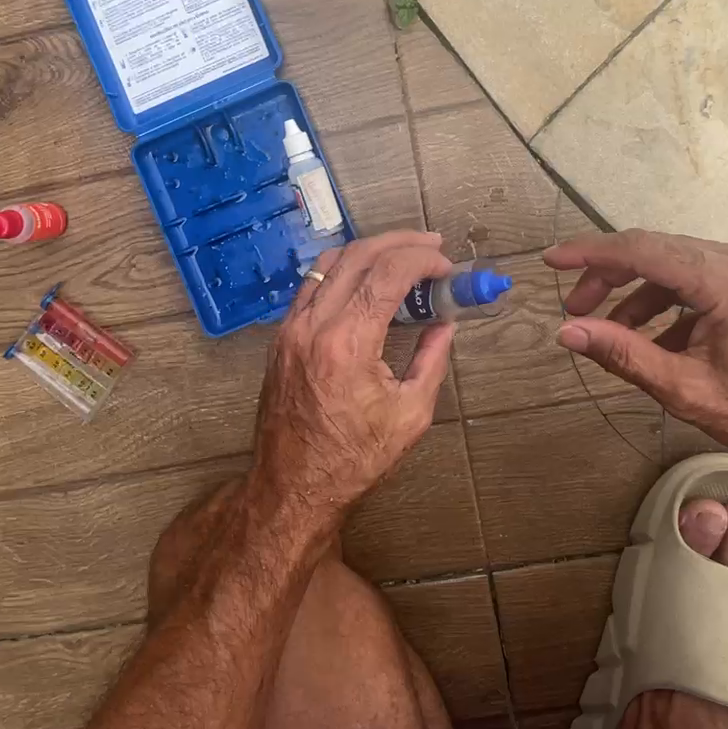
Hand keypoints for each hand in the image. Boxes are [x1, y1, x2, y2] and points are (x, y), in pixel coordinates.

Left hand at [251, 231, 455, 529]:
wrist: (292, 485)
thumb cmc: (355, 458)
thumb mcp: (410, 414)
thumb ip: (431, 360)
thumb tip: (445, 323)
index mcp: (347, 344)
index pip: (388, 273)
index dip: (422, 259)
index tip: (446, 266)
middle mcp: (313, 325)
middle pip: (357, 255)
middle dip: (399, 242)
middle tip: (432, 245)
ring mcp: (290, 328)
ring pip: (328, 262)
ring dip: (369, 250)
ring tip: (403, 255)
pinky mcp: (281, 336)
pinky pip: (312, 284)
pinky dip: (343, 270)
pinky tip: (367, 280)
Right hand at [545, 230, 727, 481]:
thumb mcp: (688, 390)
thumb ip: (624, 354)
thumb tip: (567, 332)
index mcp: (727, 280)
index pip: (642, 250)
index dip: (590, 254)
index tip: (550, 261)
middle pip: (658, 252)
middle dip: (609, 278)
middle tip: (576, 312)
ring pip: (679, 266)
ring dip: (639, 294)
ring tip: (612, 333)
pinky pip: (703, 281)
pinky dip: (670, 304)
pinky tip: (658, 341)